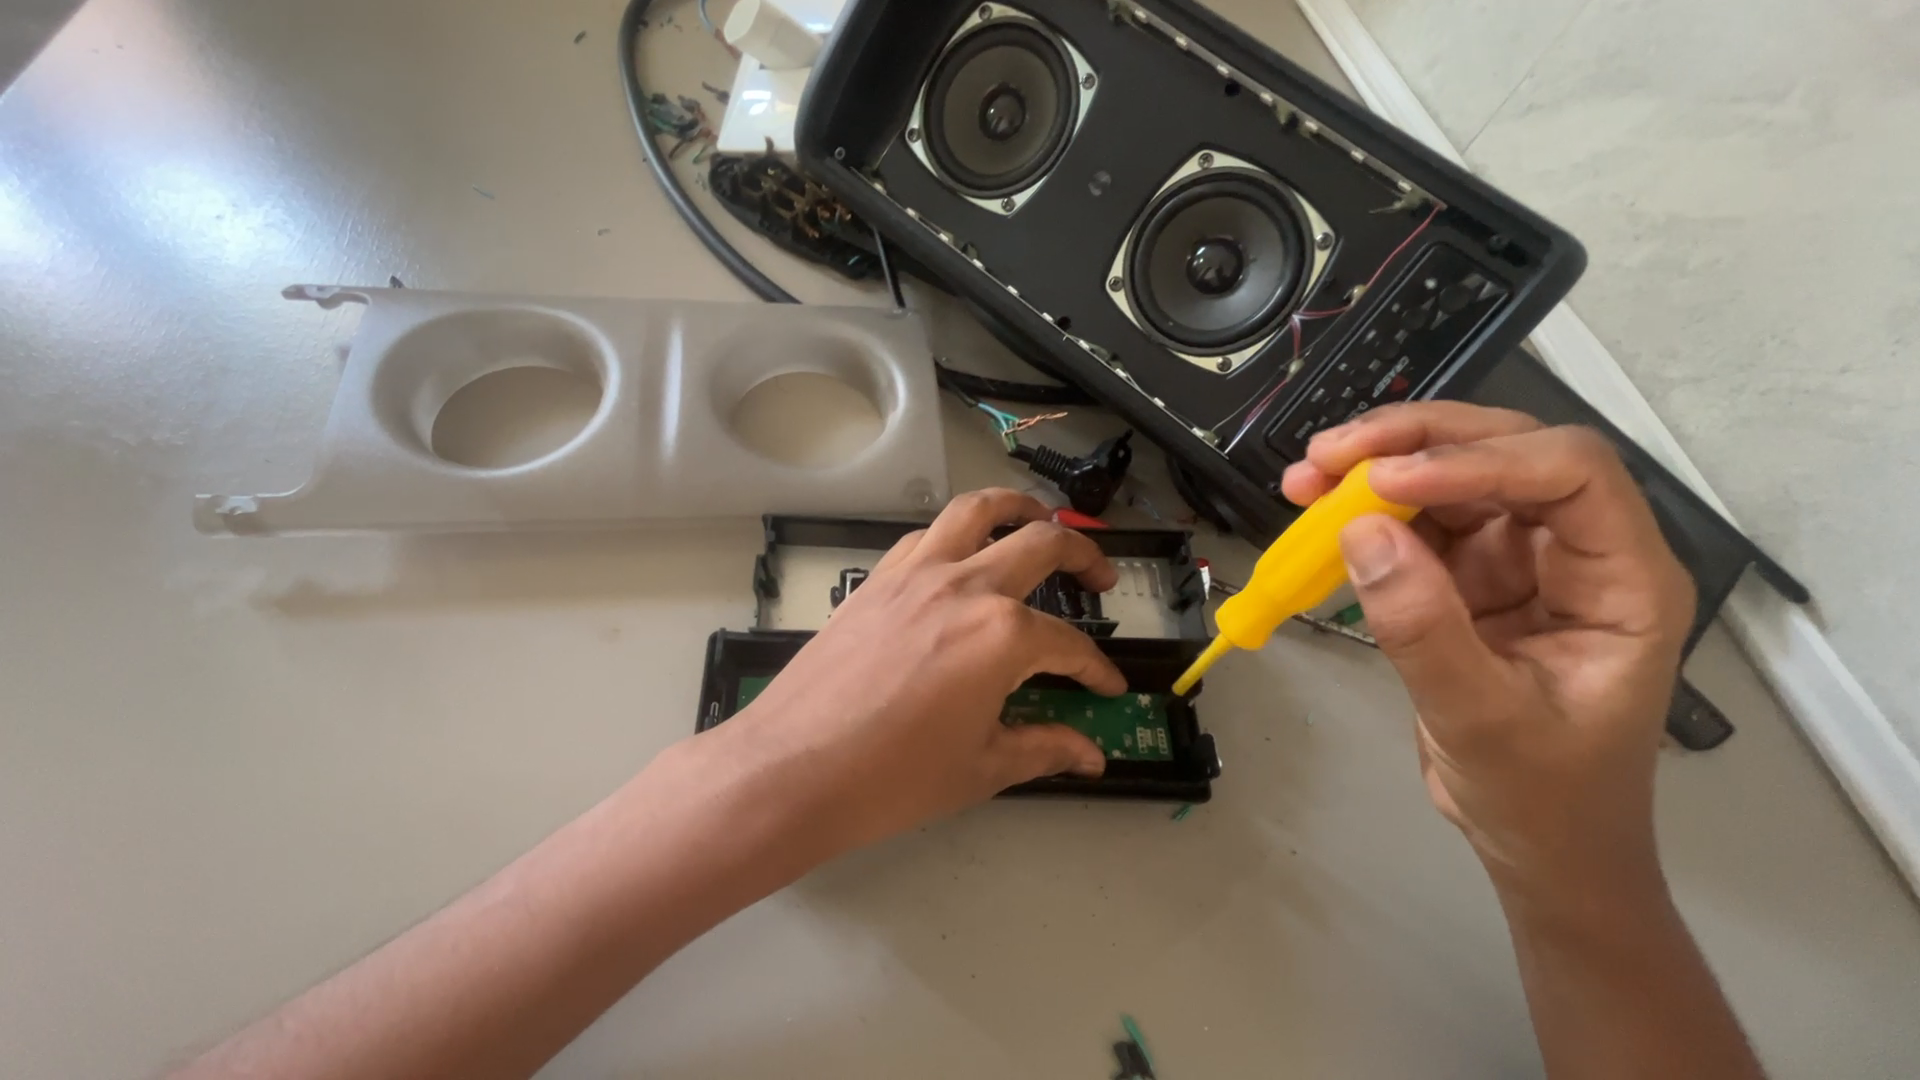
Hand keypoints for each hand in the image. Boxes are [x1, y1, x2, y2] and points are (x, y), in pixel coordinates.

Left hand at [710, 490, 1124, 853]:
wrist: (792, 770)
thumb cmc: (893, 778)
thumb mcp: (982, 768)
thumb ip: (1045, 748)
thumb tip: (1090, 755)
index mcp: (1002, 634)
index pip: (1069, 645)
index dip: (1097, 669)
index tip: (1108, 687)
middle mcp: (965, 586)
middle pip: (1040, 546)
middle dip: (1084, 557)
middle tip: (1101, 577)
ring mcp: (915, 573)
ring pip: (977, 511)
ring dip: (1019, 507)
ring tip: (1039, 519)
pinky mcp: (877, 578)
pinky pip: (927, 535)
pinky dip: (957, 534)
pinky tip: (962, 558)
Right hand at [1284, 403, 1695, 907]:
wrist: (1536, 842)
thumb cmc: (1541, 797)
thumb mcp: (1482, 720)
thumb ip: (1424, 628)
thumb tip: (1360, 531)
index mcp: (1623, 579)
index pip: (1569, 475)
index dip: (1478, 462)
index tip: (1382, 481)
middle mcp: (1574, 549)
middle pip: (1507, 452)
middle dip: (1415, 442)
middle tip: (1328, 455)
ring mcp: (1517, 557)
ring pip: (1451, 474)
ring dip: (1376, 466)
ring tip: (1304, 476)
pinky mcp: (1466, 574)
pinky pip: (1413, 519)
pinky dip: (1361, 509)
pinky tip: (1314, 508)